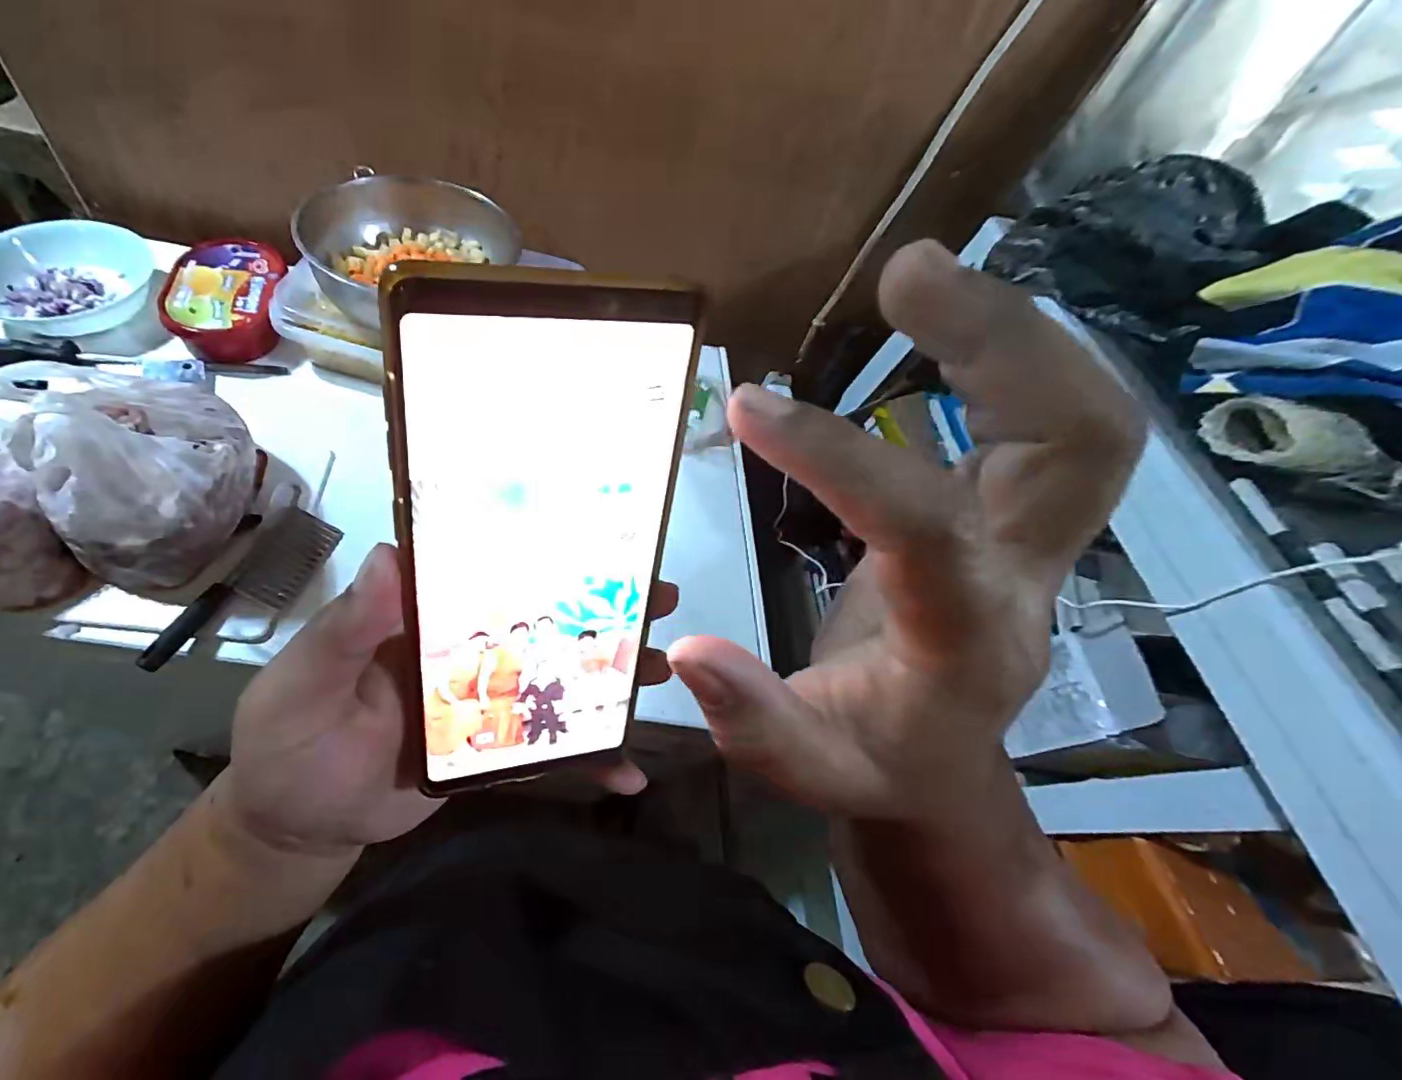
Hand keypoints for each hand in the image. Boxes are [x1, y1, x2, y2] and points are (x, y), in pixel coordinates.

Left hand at [221, 543, 672, 854]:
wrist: (292, 824)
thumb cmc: (287, 739)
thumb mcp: (308, 678)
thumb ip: (348, 626)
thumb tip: (389, 554)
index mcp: (414, 619)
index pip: (478, 573)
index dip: (534, 554)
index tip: (598, 538)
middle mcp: (450, 654)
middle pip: (530, 626)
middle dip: (592, 612)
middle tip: (660, 599)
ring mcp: (471, 708)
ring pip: (545, 686)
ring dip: (600, 681)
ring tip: (660, 673)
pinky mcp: (480, 760)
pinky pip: (536, 757)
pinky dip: (579, 764)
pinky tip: (628, 775)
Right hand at [668, 240, 1143, 823]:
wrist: (933, 772)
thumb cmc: (866, 764)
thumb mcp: (798, 762)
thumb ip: (751, 717)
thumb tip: (687, 646)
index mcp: (961, 637)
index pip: (921, 524)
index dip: (836, 456)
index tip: (748, 404)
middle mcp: (1019, 578)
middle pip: (1078, 440)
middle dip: (1001, 342)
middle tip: (906, 272)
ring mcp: (1028, 545)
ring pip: (1078, 419)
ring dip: (1010, 334)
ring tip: (915, 277)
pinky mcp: (1008, 525)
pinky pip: (1039, 427)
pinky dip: (1000, 364)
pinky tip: (932, 335)